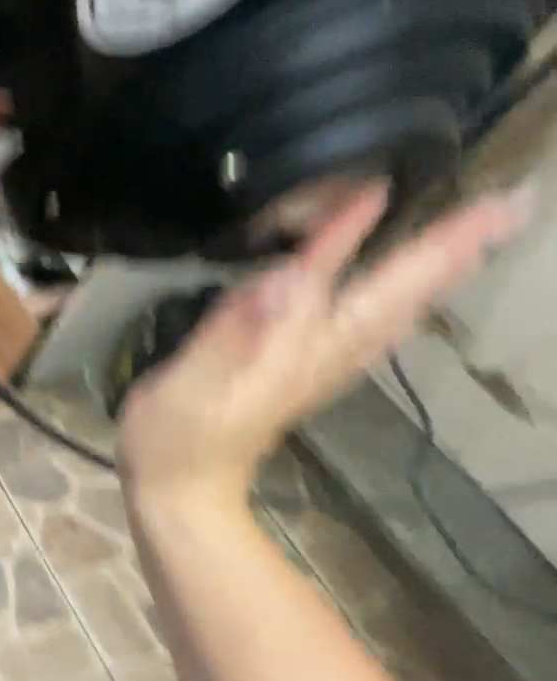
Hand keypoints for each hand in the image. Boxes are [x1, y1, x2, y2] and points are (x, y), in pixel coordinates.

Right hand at [118, 179, 535, 510]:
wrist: (181, 493)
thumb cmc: (172, 440)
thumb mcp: (186, 386)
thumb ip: (231, 334)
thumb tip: (281, 279)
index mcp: (289, 350)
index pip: (324, 278)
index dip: (346, 232)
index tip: (374, 186)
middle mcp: (317, 356)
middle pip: (392, 295)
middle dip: (448, 249)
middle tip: (509, 206)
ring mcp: (316, 372)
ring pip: (394, 315)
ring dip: (438, 276)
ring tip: (480, 240)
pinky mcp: (303, 383)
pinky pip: (371, 339)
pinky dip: (400, 312)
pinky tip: (409, 307)